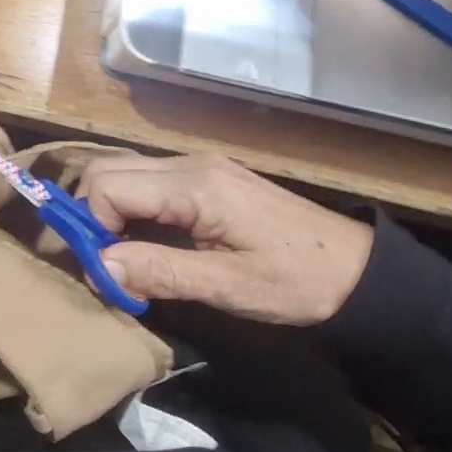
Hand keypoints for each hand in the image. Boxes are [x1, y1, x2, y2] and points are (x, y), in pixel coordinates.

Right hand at [78, 155, 374, 325]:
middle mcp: (190, 164)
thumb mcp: (229, 287)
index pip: (108, 185)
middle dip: (92, 215)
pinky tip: (143, 242)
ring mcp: (197, 167)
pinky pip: (145, 182)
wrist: (360, 272)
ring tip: (121, 256)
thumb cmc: (298, 282)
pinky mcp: (204, 178)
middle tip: (103, 262)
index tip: (102, 269)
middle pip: (108, 170)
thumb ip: (161, 272)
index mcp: (195, 186)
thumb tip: (98, 266)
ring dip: (108, 212)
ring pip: (123, 173)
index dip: (91, 225)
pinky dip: (129, 209)